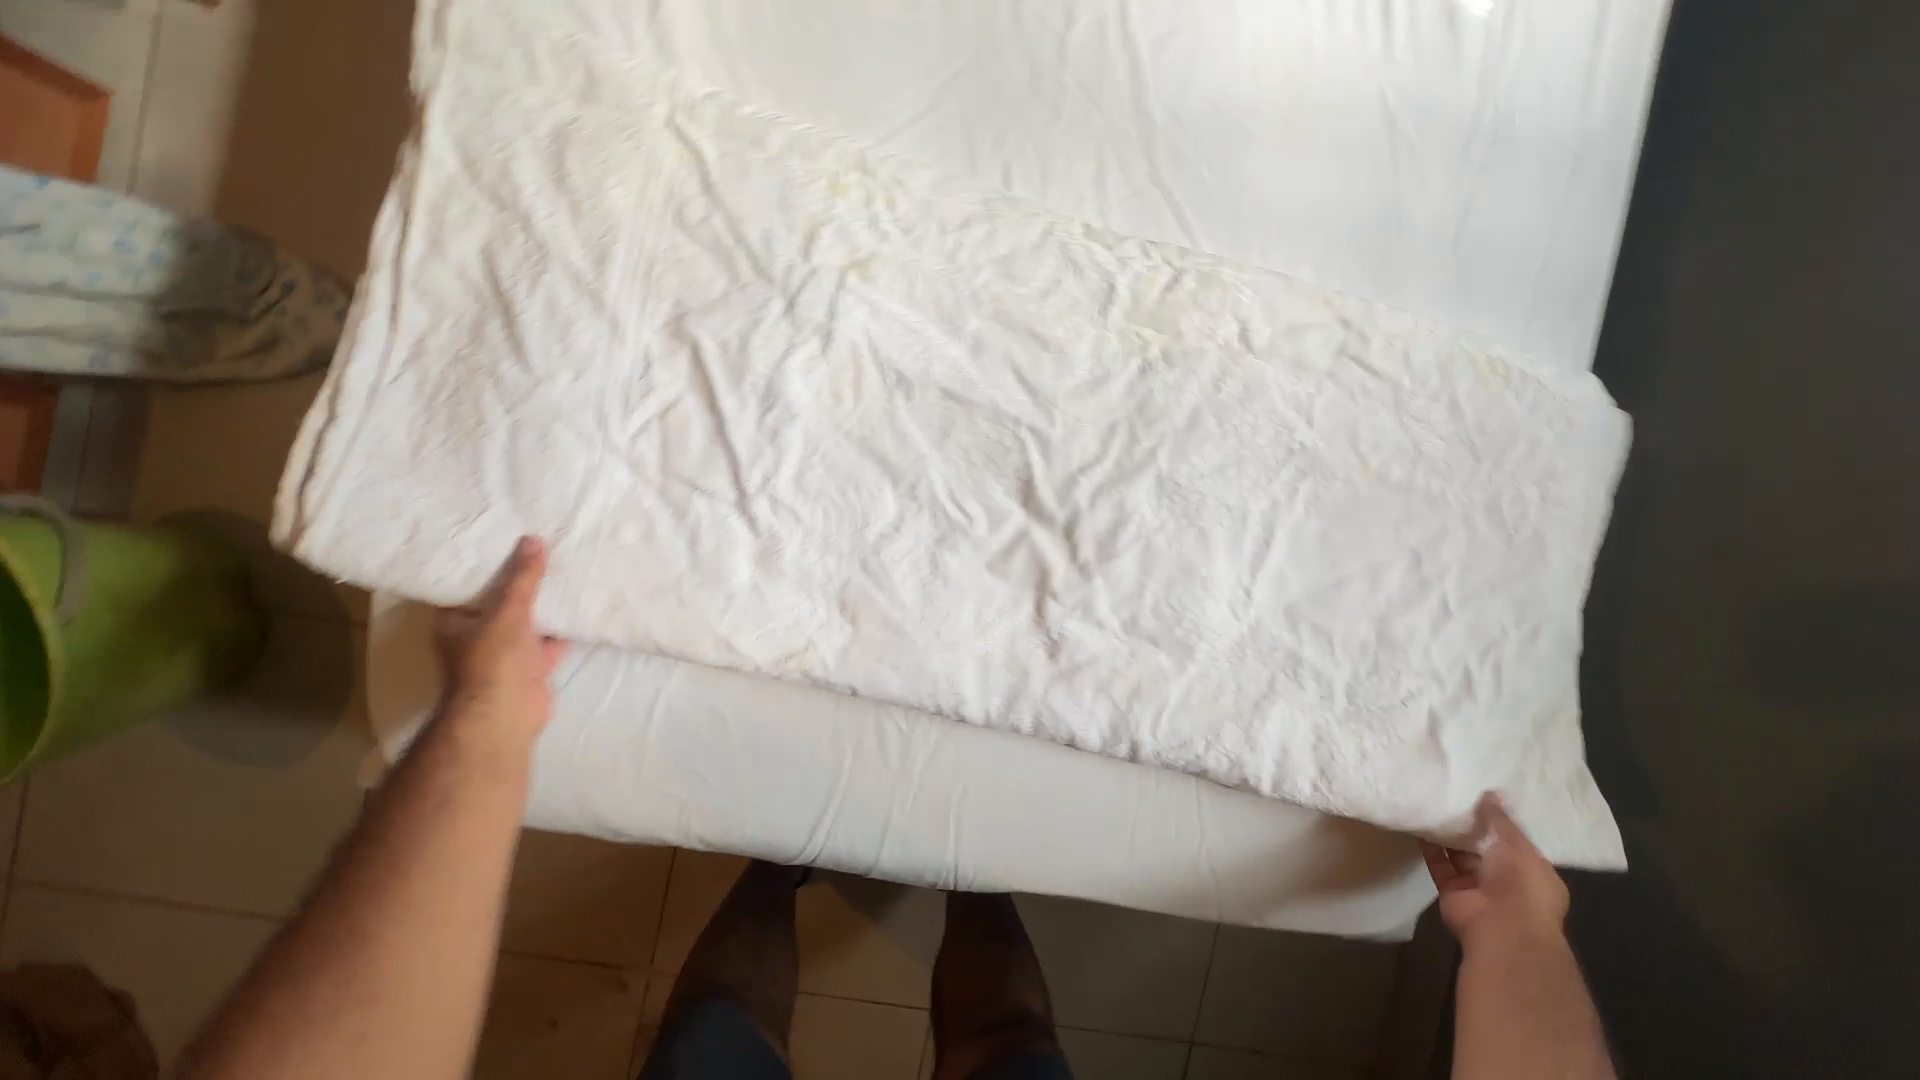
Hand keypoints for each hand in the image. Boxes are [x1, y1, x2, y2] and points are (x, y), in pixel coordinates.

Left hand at [435, 536, 566, 743]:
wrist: (507, 713)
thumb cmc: (493, 659)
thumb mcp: (507, 611)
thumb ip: (523, 578)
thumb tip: (534, 539)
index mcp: (456, 621)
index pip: (467, 586)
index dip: (484, 565)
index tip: (503, 540)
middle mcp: (477, 635)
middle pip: (501, 602)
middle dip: (522, 582)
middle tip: (542, 549)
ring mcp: (506, 653)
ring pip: (529, 621)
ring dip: (546, 604)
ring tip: (566, 570)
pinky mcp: (533, 666)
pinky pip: (550, 640)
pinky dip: (564, 627)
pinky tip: (582, 606)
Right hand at [1421, 793, 1569, 953]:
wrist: (1501, 926)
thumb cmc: (1521, 883)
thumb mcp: (1516, 844)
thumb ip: (1501, 819)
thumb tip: (1492, 793)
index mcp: (1533, 872)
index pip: (1517, 844)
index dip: (1503, 823)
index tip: (1487, 799)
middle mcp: (1507, 880)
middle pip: (1486, 849)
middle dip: (1473, 828)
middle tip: (1456, 799)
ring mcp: (1479, 888)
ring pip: (1461, 856)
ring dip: (1450, 836)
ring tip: (1435, 807)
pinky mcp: (1453, 892)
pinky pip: (1440, 865)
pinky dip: (1431, 848)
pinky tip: (1421, 826)